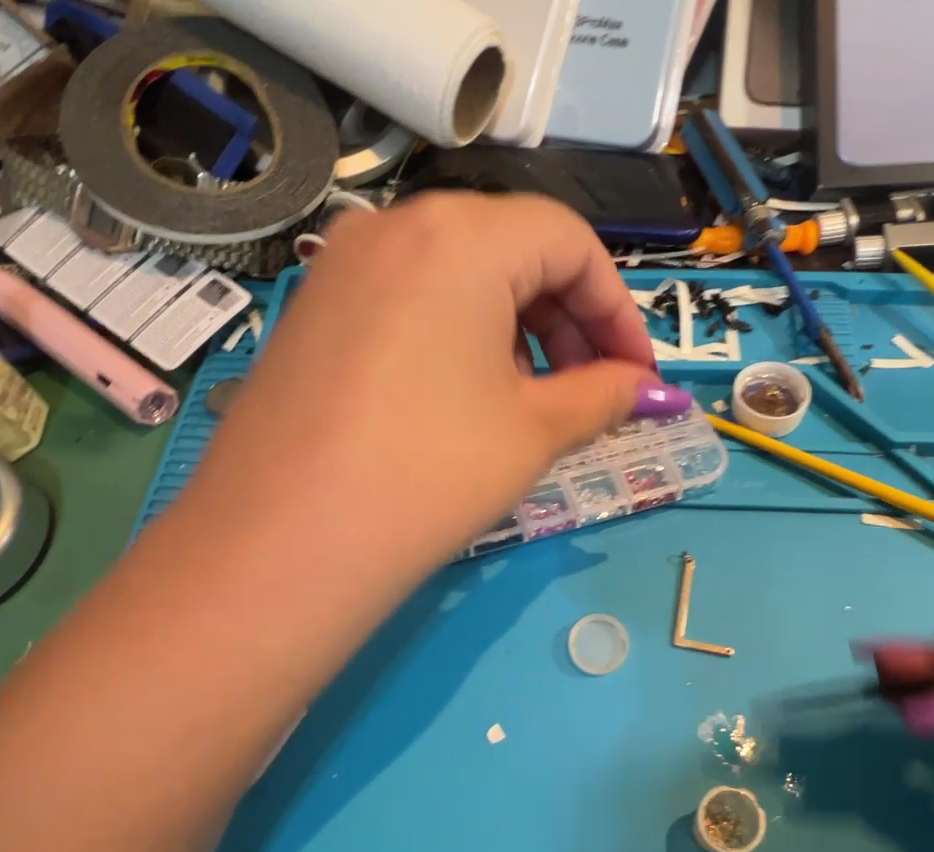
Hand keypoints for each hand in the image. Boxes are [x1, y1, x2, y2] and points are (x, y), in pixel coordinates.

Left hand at [190, 193, 689, 574]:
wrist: (281, 545)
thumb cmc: (430, 473)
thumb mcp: (533, 432)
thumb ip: (603, 395)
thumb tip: (651, 392)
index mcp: (462, 235)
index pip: (570, 242)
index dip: (618, 310)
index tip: (636, 376)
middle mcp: (395, 224)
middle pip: (513, 248)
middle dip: (569, 319)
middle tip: (592, 391)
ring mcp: (343, 263)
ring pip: (459, 273)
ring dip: (516, 327)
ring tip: (531, 400)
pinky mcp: (314, 307)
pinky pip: (409, 297)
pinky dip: (458, 333)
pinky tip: (465, 396)